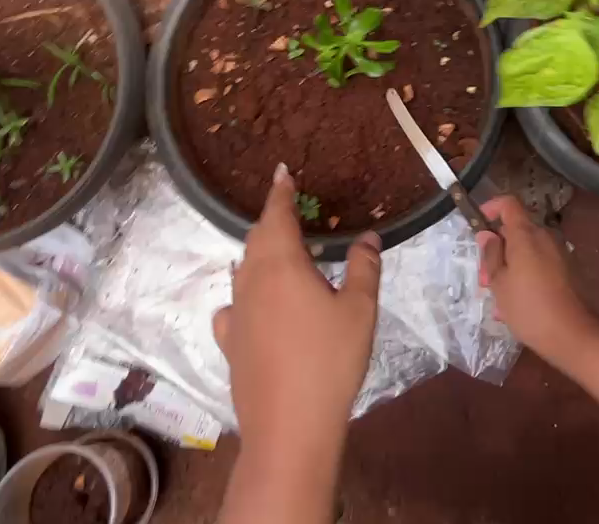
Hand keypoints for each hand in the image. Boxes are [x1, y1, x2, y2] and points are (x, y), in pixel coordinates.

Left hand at [214, 165, 381, 450]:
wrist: (289, 427)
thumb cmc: (330, 360)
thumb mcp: (360, 309)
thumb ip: (364, 267)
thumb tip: (368, 235)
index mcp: (282, 264)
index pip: (277, 215)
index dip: (281, 192)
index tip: (281, 171)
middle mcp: (252, 281)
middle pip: (257, 239)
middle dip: (272, 219)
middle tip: (290, 208)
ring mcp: (235, 313)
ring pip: (244, 269)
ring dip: (259, 253)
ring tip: (279, 250)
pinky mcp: (229, 342)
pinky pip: (233, 303)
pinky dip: (244, 291)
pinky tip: (253, 302)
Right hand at [477, 196, 598, 366]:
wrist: (573, 334)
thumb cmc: (529, 307)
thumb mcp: (499, 282)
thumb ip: (490, 254)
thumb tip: (486, 234)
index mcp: (526, 234)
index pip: (509, 204)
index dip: (491, 207)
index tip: (478, 224)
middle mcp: (545, 236)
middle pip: (515, 230)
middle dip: (496, 250)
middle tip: (486, 280)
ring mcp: (558, 253)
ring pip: (525, 250)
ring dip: (508, 267)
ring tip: (498, 300)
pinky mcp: (566, 270)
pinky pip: (538, 264)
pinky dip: (524, 276)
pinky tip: (516, 305)